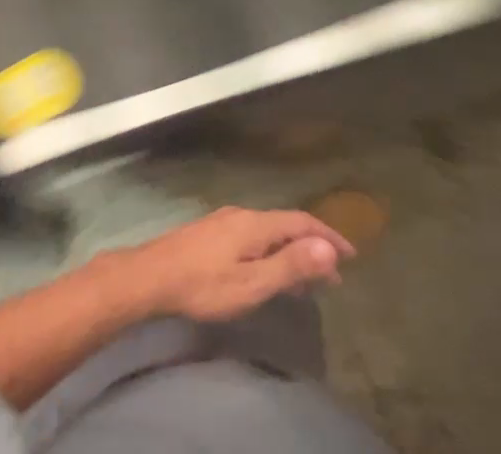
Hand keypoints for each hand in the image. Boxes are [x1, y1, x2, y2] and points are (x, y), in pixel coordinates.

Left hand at [106, 206, 356, 322]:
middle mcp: (239, 215)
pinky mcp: (206, 234)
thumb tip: (329, 248)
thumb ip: (290, 265)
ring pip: (266, 232)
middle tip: (332, 276)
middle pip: (285, 225)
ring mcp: (220, 223)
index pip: (302, 222)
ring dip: (290, 251)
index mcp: (254, 224)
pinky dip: (269, 252)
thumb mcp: (253, 282)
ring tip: (305, 279)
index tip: (352, 256)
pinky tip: (266, 272)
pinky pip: (250, 237)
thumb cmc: (203, 285)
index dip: (329, 237)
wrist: (148, 278)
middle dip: (312, 247)